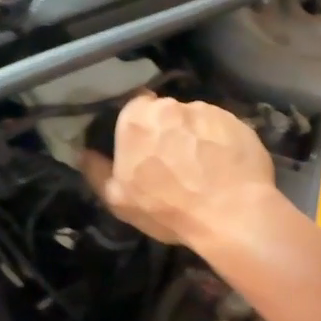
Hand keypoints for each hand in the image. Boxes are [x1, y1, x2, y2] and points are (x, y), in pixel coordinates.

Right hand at [83, 95, 276, 249]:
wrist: (231, 215)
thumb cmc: (167, 208)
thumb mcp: (119, 200)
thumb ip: (97, 171)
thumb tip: (83, 152)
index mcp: (136, 119)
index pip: (132, 111)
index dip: (138, 131)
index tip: (144, 151)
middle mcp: (170, 105)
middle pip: (164, 113)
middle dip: (167, 131)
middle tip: (174, 161)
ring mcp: (207, 111)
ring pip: (194, 120)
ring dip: (195, 136)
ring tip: (204, 167)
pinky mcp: (237, 121)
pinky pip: (222, 128)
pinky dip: (220, 142)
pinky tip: (225, 167)